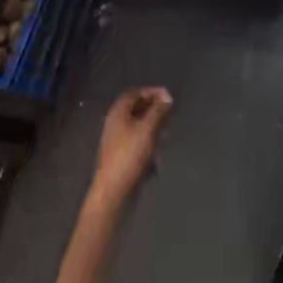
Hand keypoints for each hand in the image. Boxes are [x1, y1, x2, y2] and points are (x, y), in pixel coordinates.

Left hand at [92, 87, 173, 201]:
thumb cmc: (129, 156)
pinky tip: (157, 147)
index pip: (135, 93)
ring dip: (153, 124)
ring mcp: (117, 138)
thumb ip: (158, 111)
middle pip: (136, 108)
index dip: (152, 92)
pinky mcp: (121, 153)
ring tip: (166, 130)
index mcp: (118, 112)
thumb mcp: (147, 130)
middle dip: (154, 108)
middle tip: (170, 113)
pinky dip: (148, 138)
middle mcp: (115, 122)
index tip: (168, 96)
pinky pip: (136, 139)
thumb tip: (167, 96)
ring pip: (137, 124)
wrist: (113, 191)